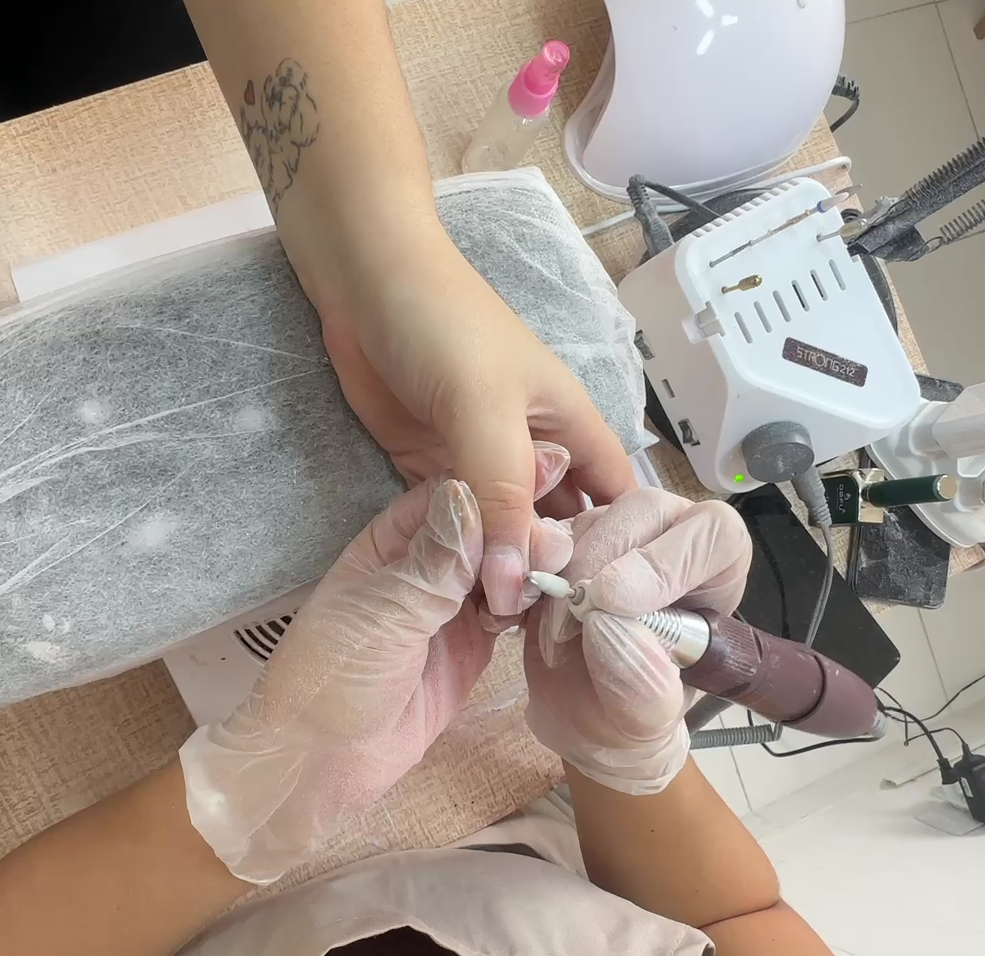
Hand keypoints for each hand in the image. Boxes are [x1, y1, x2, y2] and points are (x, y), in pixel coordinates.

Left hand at [181, 451, 573, 884]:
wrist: (324, 762)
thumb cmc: (334, 676)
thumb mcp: (382, 614)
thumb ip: (432, 563)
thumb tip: (471, 494)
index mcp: (390, 542)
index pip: (449, 498)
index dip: (493, 486)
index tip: (545, 471)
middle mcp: (425, 566)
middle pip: (483, 532)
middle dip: (520, 530)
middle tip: (560, 535)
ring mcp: (450, 607)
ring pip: (501, 571)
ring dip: (531, 567)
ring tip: (566, 563)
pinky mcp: (472, 645)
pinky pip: (509, 613)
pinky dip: (531, 605)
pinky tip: (557, 597)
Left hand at [316, 241, 636, 619]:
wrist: (363, 285)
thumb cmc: (446, 329)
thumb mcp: (487, 411)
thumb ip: (503, 496)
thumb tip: (516, 585)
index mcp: (569, 428)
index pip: (617, 499)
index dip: (621, 550)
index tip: (610, 612)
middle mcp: (532, 453)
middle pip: (559, 523)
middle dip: (557, 571)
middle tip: (549, 640)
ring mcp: (479, 464)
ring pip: (505, 529)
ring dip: (505, 570)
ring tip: (506, 633)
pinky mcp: (433, 471)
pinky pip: (458, 522)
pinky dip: (462, 554)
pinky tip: (460, 596)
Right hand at [522, 490, 752, 794]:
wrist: (576, 718)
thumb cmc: (629, 716)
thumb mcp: (647, 721)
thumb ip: (642, 682)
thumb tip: (605, 624)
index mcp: (713, 570)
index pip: (713, 533)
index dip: (665, 561)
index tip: (615, 604)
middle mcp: (665, 536)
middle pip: (640, 510)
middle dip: (599, 562)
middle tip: (571, 621)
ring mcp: (607, 530)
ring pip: (584, 519)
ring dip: (556, 571)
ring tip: (552, 634)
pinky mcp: (556, 540)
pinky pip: (535, 536)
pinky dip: (520, 572)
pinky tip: (521, 615)